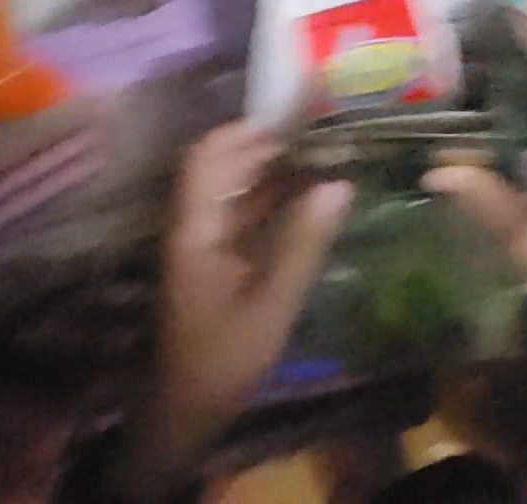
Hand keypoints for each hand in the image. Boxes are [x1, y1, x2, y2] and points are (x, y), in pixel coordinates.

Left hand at [126, 123, 351, 495]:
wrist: (187, 412)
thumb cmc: (224, 358)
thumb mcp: (271, 303)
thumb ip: (304, 243)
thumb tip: (339, 183)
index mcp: (196, 229)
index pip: (207, 158)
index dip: (244, 130)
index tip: (292, 115)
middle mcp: (196, 225)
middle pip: (223, 165)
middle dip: (268, 143)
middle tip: (321, 130)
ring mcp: (207, 241)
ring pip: (237, 187)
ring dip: (274, 168)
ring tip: (324, 154)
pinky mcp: (220, 257)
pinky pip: (247, 211)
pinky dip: (276, 196)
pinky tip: (311, 194)